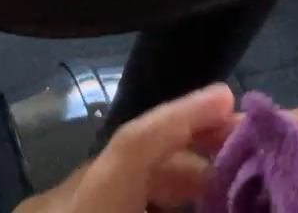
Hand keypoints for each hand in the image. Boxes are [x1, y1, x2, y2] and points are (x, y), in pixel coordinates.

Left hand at [16, 83, 240, 211]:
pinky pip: (107, 198)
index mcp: (80, 209)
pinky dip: (147, 197)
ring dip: (174, 177)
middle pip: (130, 157)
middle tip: (247, 145)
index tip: (228, 96)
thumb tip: (222, 177)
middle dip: (191, 148)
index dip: (181, 113)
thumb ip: (183, 201)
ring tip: (228, 177)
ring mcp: (50, 212)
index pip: (132, 142)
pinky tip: (188, 203)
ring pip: (120, 178)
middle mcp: (56, 201)